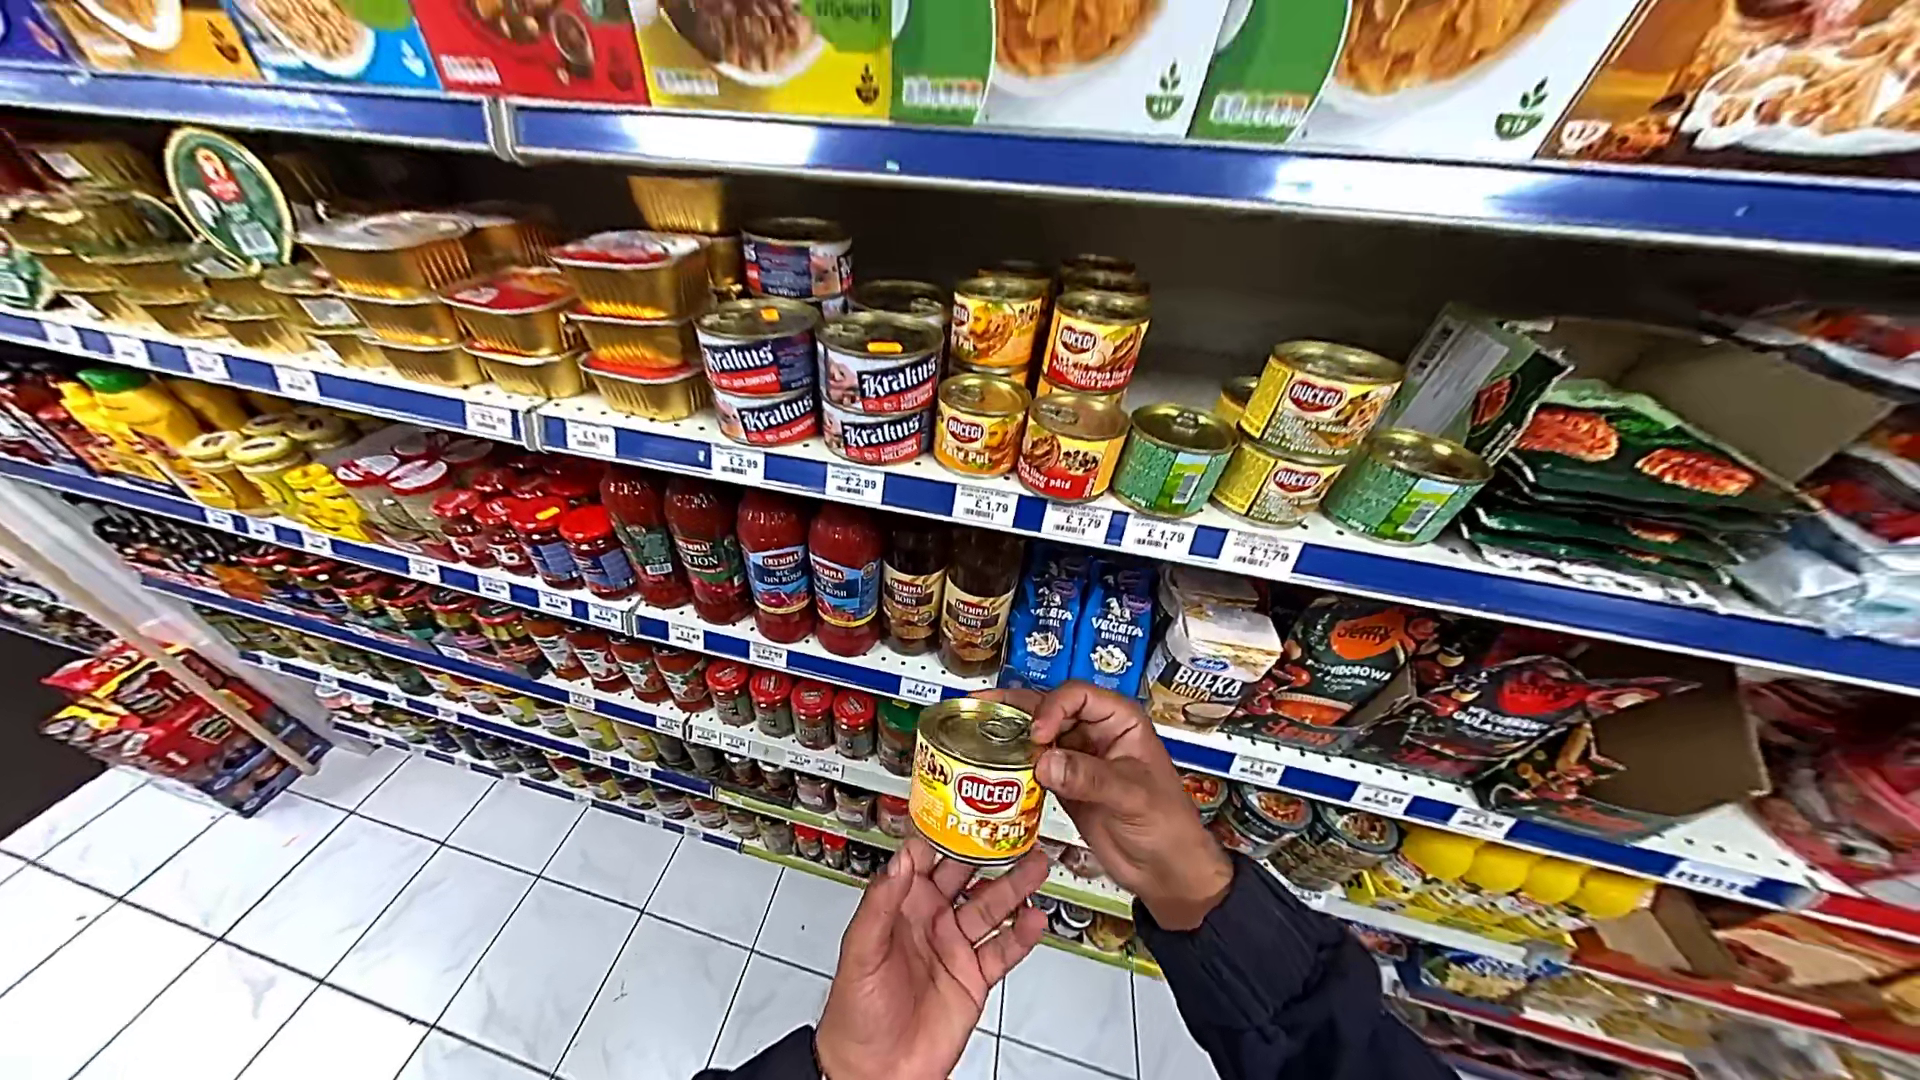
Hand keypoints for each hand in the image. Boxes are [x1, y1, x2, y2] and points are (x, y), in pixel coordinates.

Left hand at [814, 837, 1048, 1079]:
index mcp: (903, 904)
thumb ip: (880, 903)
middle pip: (967, 874)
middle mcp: (932, 918)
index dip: (945, 832)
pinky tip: (1034, 919)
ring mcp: (955, 946)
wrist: (873, 1075)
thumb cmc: (855, 1013)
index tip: (964, 807)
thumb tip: (900, 861)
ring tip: (1036, 864)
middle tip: (1012, 828)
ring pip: (991, 906)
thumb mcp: (860, 950)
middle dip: (990, 851)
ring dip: (1015, 886)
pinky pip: (1003, 950)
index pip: (927, 856)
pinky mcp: (973, 977)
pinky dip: (1021, 935)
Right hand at [983, 683, 1233, 930]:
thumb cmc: (1168, 827)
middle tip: (982, 706)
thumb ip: (1090, 777)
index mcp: (1119, 720)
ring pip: (1037, 733)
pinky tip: (992, 763)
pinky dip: (1014, 763)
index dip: (1053, 709)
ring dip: (1009, 731)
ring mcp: (1077, 756)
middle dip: (1016, 707)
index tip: (1038, 735)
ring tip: (975, 727)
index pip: (1077, 696)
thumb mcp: (1132, 796)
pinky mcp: (1064, 781)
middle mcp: (1095, 731)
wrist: (1167, 874)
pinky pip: (1034, 763)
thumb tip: (1045, 761)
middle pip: (1050, 707)